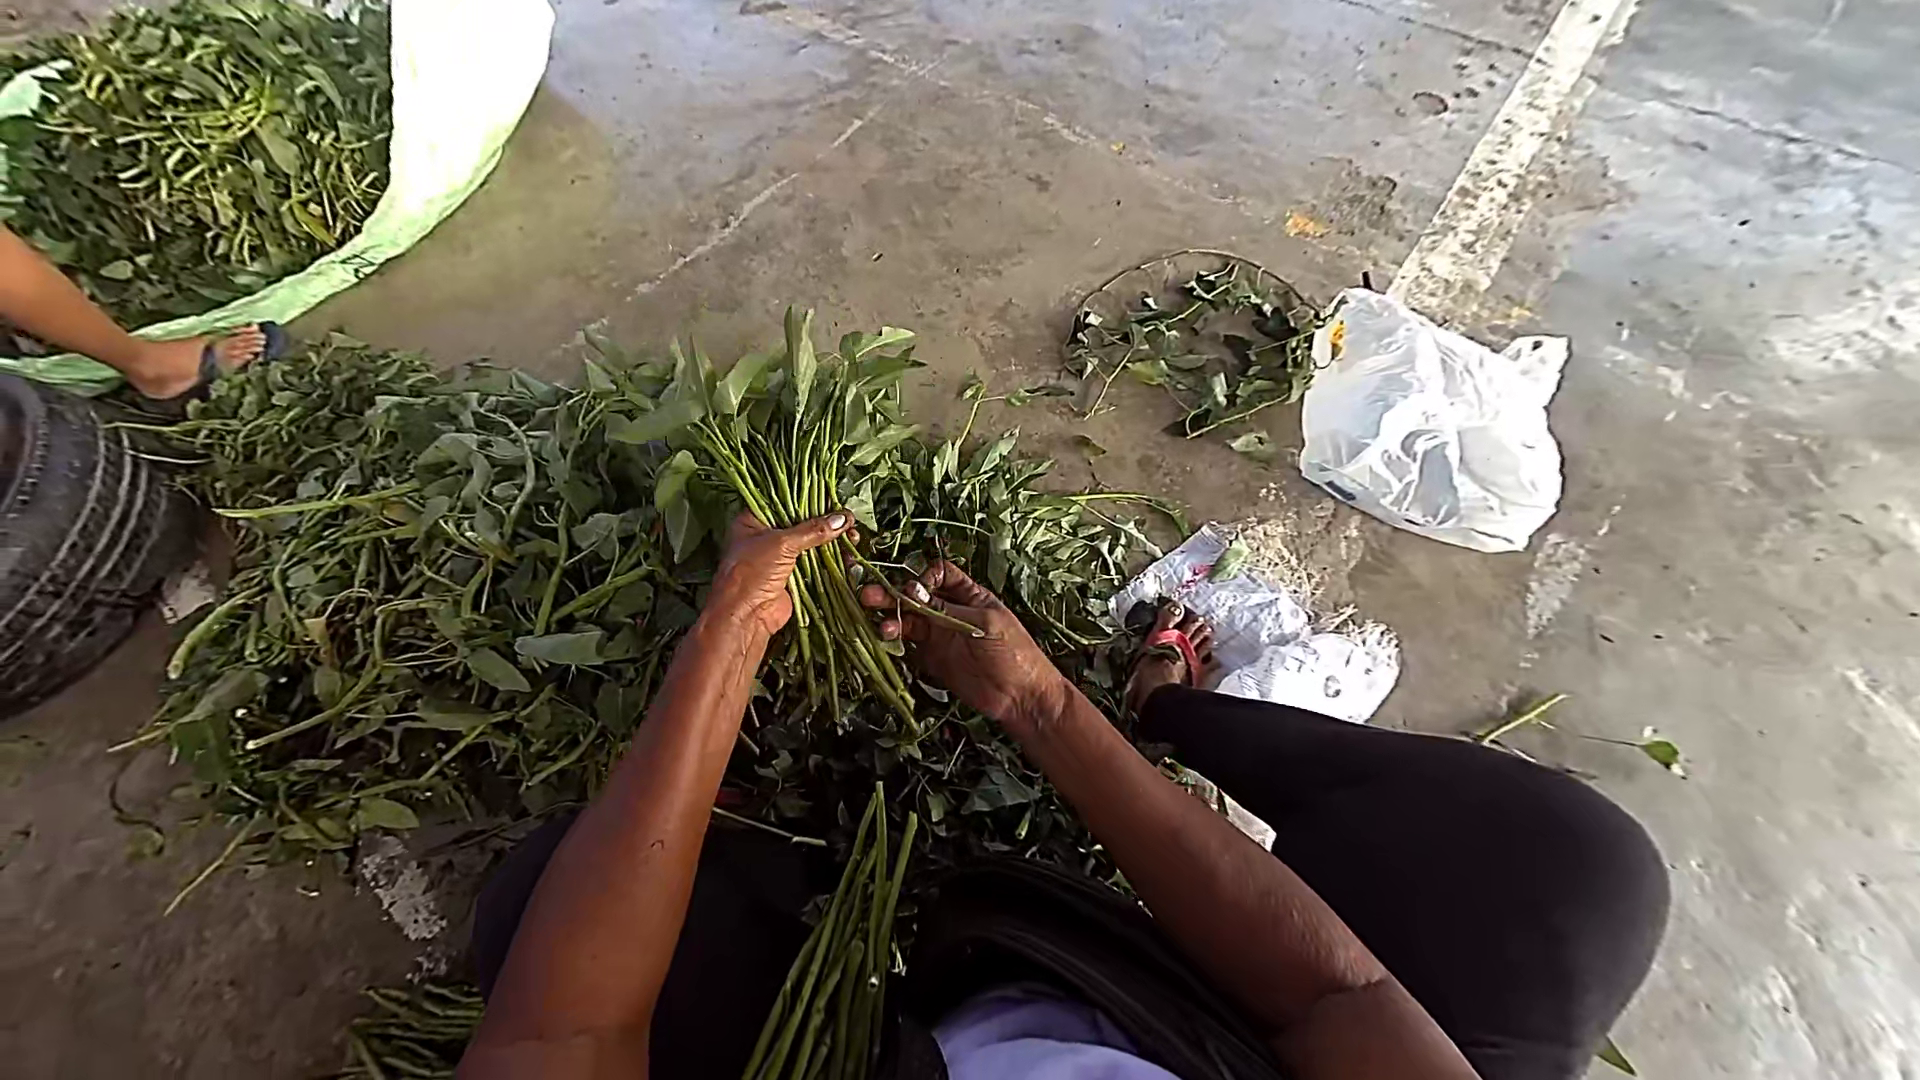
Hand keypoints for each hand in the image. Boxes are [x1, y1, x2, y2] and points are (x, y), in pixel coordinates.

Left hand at [709, 511, 850, 637]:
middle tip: (850, 522)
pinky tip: (848, 555)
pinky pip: (817, 563)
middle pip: (803, 523)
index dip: (811, 499)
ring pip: (813, 544)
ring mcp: (781, 557)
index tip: (836, 500)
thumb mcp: (782, 543)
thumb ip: (813, 529)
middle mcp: (767, 535)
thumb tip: (843, 518)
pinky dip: (832, 559)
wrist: (745, 617)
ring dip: (833, 542)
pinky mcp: (794, 575)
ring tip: (853, 538)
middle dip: (828, 523)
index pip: (787, 501)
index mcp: (754, 520)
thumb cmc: (752, 572)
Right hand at [857, 560, 1071, 735]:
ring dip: (890, 619)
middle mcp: (949, 612)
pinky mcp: (932, 659)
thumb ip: (948, 609)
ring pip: (907, 620)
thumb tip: (913, 592)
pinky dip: (893, 643)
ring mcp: (939, 636)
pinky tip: (885, 642)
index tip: (916, 591)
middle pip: (915, 596)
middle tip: (868, 596)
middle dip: (892, 595)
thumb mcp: (985, 623)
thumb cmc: (1014, 653)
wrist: (1021, 696)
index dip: (924, 579)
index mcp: (968, 595)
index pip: (939, 574)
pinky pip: (907, 647)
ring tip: (880, 627)